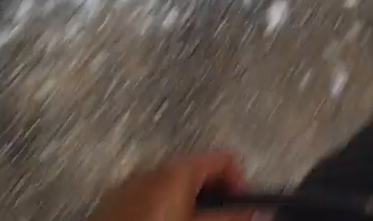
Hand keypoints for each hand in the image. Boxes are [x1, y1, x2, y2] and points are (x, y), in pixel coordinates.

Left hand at [89, 151, 254, 220]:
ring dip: (187, 204)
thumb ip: (233, 217)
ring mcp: (126, 186)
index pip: (227, 158)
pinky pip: (147, 199)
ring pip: (172, 188)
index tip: (243, 210)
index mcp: (178, 167)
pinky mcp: (107, 207)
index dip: (241, 183)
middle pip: (199, 173)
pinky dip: (159, 211)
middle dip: (212, 197)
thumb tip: (265, 211)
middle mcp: (152, 167)